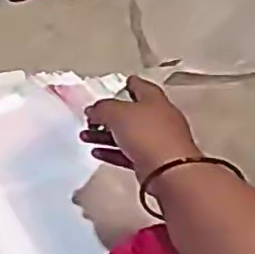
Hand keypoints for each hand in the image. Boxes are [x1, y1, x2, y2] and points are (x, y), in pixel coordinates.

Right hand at [82, 75, 203, 175]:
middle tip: (93, 116)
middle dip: (110, 115)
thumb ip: (101, 108)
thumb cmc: (146, 134)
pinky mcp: (153, 161)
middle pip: (132, 113)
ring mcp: (158, 141)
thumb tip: (93, 111)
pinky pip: (128, 153)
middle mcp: (159, 119)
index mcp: (154, 101)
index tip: (123, 82)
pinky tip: (97, 152)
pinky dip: (112, 152)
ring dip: (106, 135)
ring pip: (127, 134)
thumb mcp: (115, 112)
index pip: (142, 87)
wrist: (168, 171)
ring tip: (86, 135)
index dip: (130, 84)